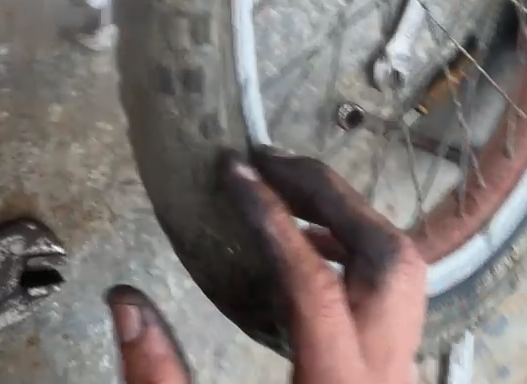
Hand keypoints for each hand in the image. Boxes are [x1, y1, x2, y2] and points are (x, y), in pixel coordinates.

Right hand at [110, 152, 426, 383]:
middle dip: (331, 198)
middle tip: (268, 164)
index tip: (232, 172)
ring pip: (404, 275)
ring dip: (347, 219)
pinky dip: (351, 254)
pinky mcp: (392, 382)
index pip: (312, 283)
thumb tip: (123, 298)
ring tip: (284, 194)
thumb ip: (159, 378)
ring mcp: (400, 381)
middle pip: (390, 262)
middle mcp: (386, 381)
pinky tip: (305, 256)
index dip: (270, 219)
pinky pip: (389, 297)